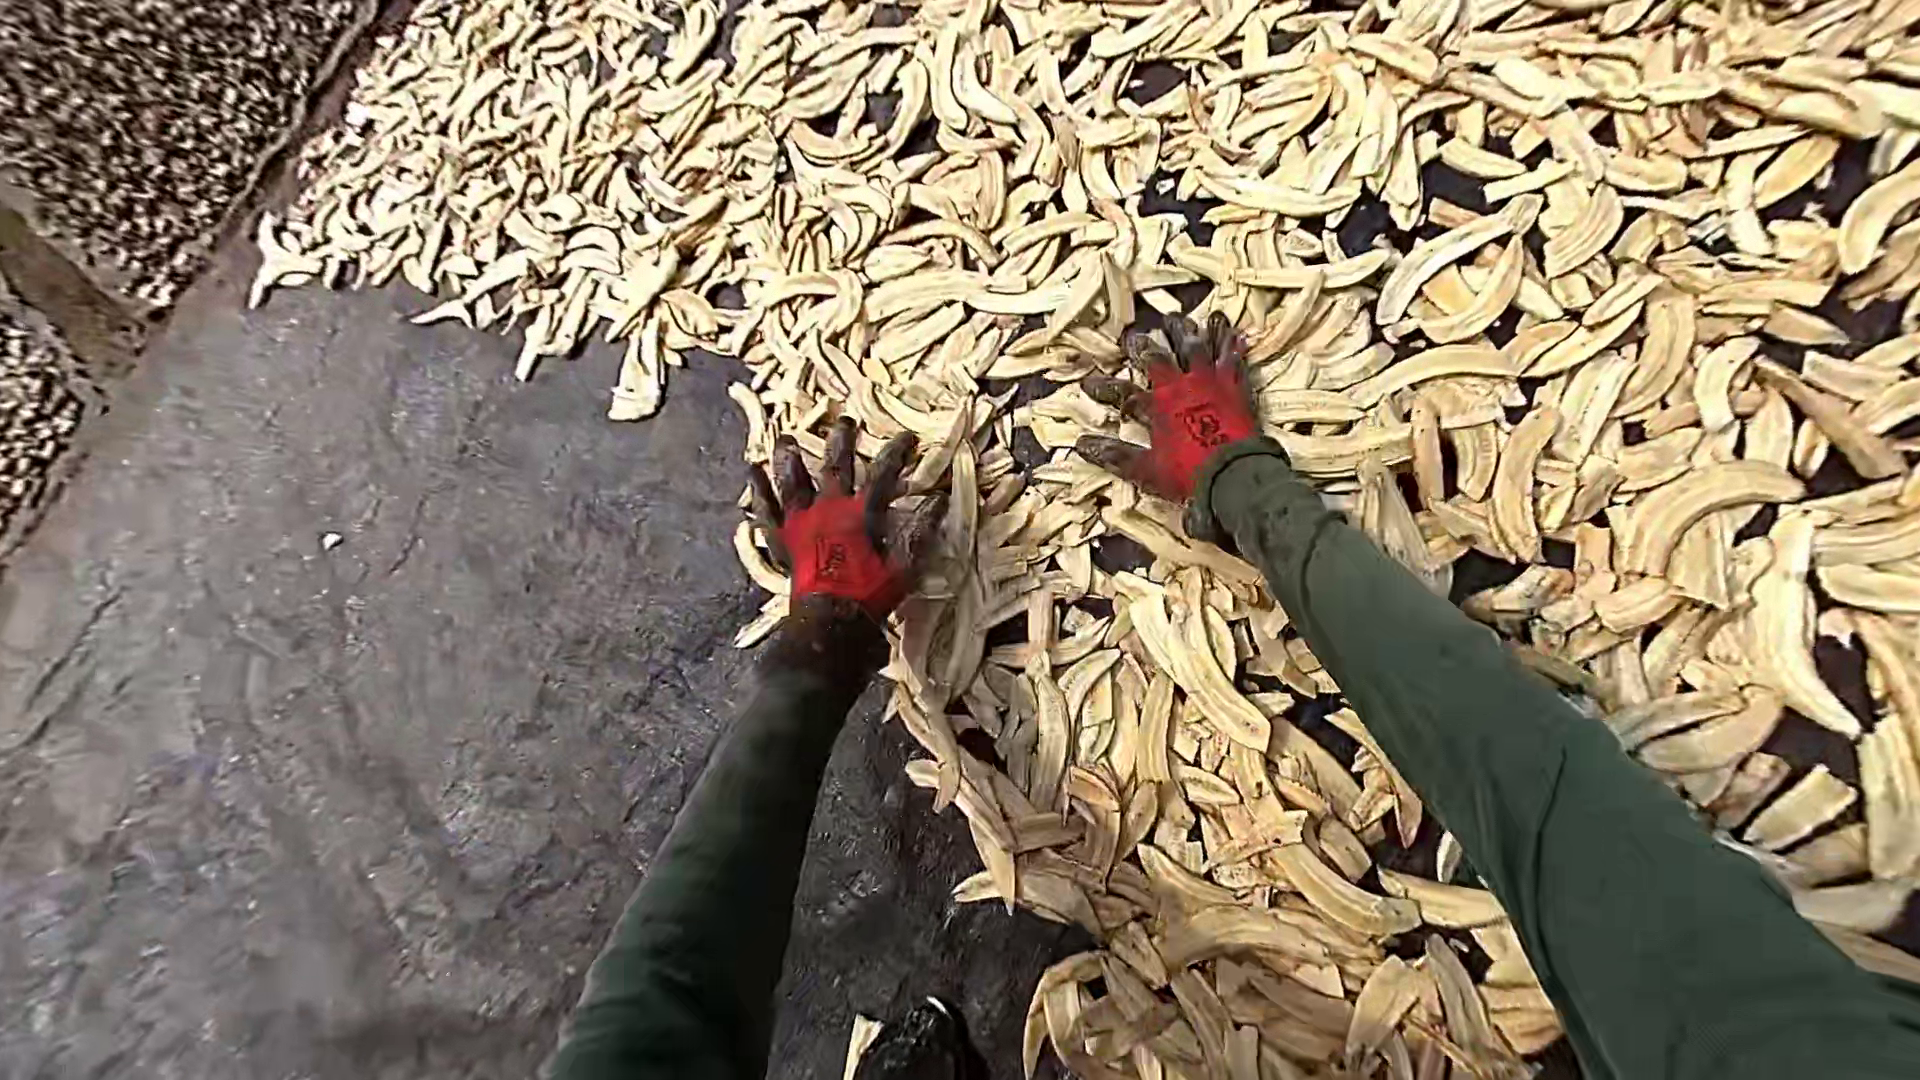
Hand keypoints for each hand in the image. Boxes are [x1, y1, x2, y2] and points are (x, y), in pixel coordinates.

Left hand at [748, 418, 947, 621]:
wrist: (831, 621)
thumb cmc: (870, 594)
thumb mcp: (906, 566)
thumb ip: (922, 531)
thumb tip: (940, 501)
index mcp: (863, 512)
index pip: (885, 472)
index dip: (898, 452)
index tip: (909, 437)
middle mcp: (830, 508)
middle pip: (837, 465)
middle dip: (843, 440)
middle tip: (846, 422)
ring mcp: (802, 521)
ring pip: (794, 480)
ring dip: (791, 458)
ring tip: (787, 438)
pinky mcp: (782, 538)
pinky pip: (766, 509)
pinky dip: (758, 490)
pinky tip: (751, 471)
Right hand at [1074, 312, 1257, 501]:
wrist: (1235, 476)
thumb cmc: (1187, 473)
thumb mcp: (1146, 469)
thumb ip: (1116, 455)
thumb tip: (1082, 446)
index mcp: (1158, 405)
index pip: (1122, 392)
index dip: (1103, 387)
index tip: (1087, 384)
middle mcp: (1183, 386)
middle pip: (1162, 357)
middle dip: (1147, 344)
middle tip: (1137, 334)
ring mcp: (1212, 383)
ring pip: (1198, 348)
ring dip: (1188, 332)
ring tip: (1181, 320)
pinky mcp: (1237, 388)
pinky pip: (1234, 360)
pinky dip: (1232, 345)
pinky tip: (1234, 333)